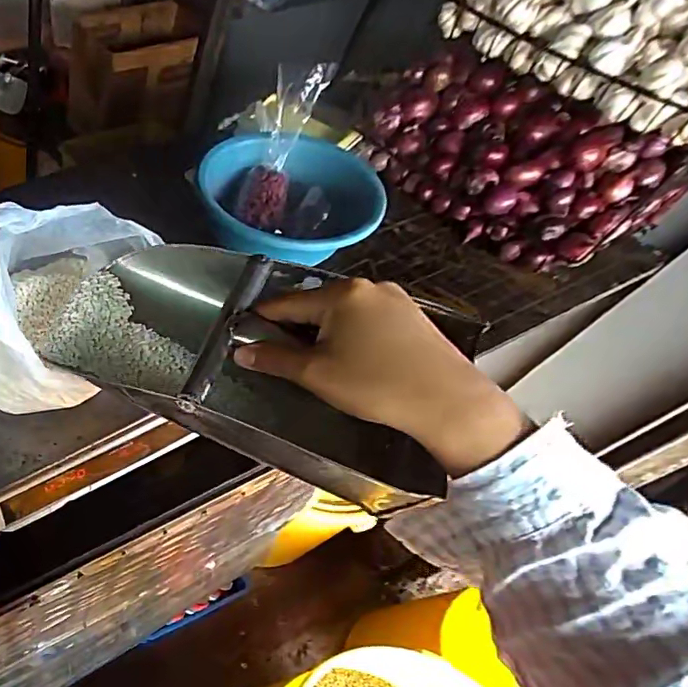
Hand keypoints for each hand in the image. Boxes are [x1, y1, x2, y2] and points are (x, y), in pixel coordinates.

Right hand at [235, 278, 530, 476]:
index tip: (244, 339)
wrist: (446, 400)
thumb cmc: (373, 385)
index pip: (283, 303)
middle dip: (292, 328)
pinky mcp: (410, 314)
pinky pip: (364, 318)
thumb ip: (274, 359)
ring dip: (320, 332)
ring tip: (315, 363)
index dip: (259, 322)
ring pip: (339, 311)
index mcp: (339, 294)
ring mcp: (392, 297)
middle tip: (280, 358)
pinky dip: (347, 334)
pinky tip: (349, 359)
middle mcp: (366, 286)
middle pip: (312, 304)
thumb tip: (241, 351)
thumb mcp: (315, 374)